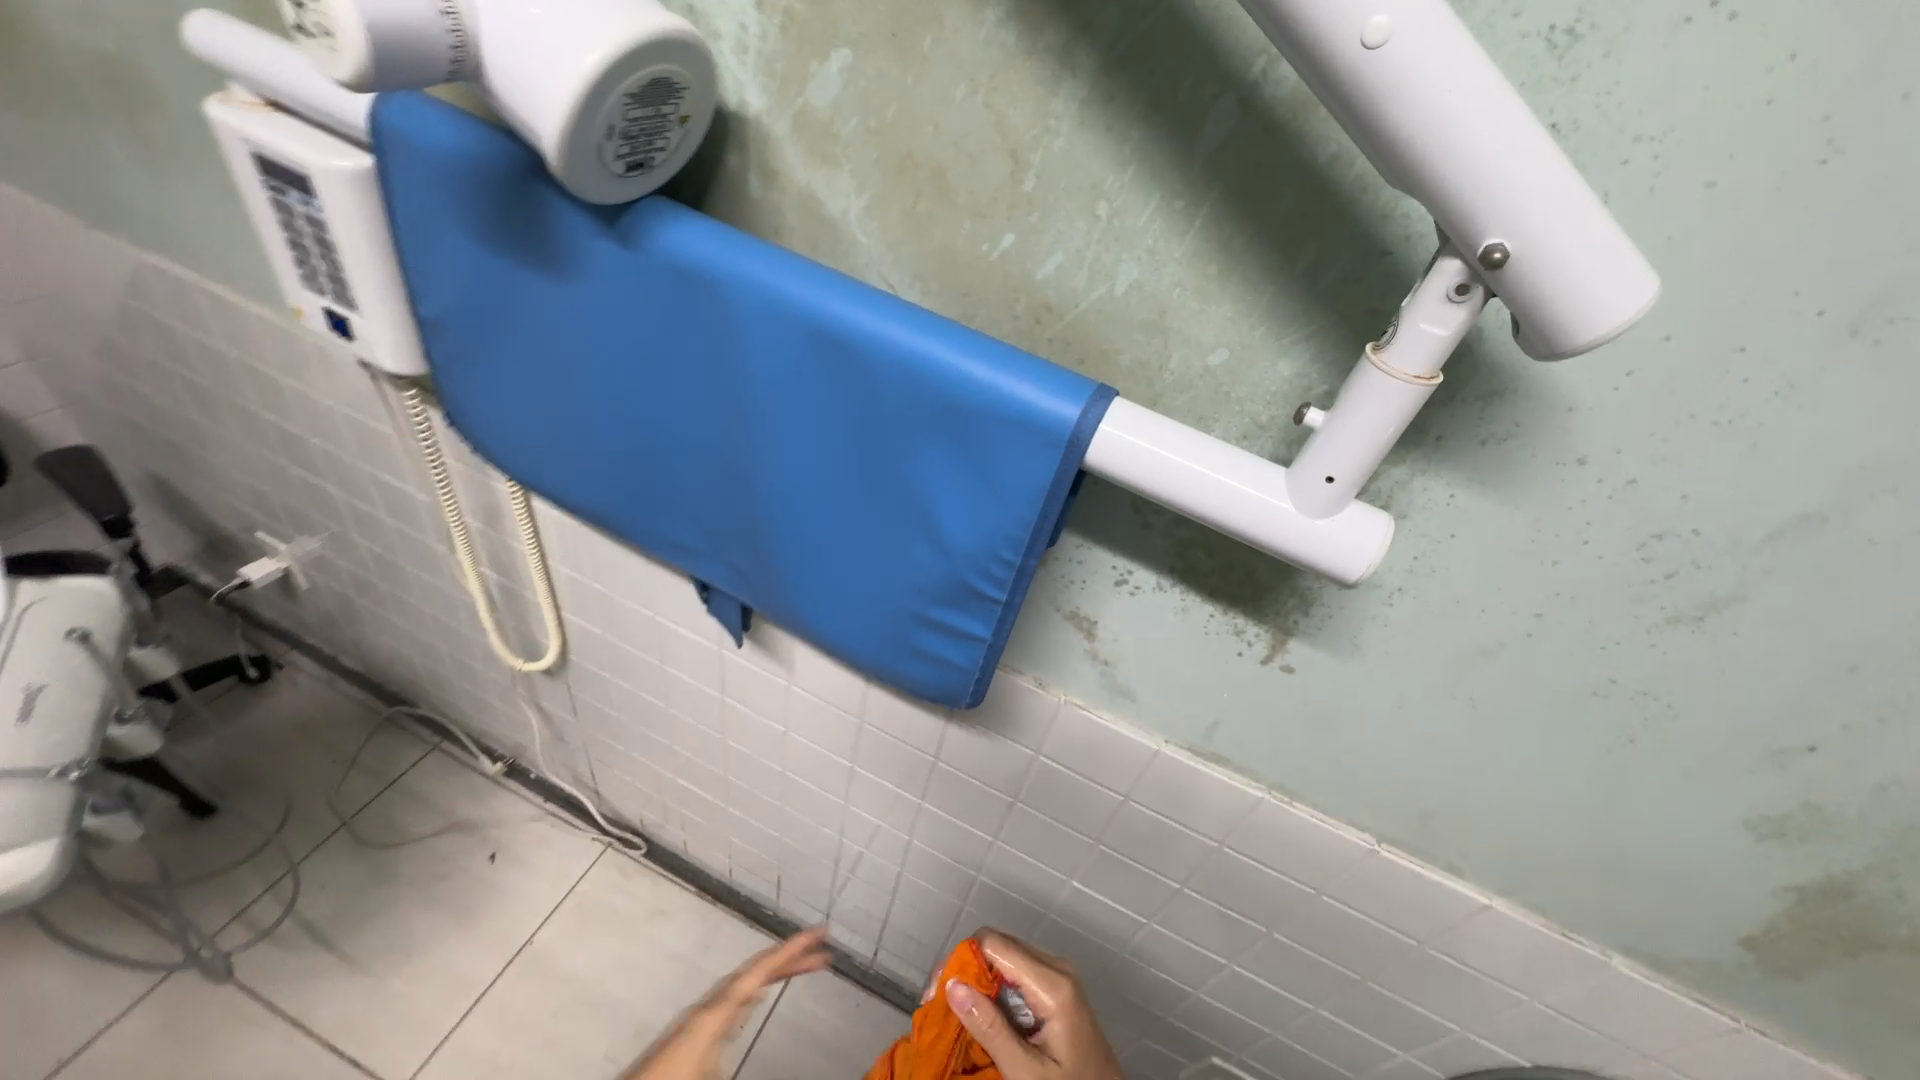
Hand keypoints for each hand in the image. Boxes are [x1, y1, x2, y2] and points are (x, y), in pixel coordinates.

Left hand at [625, 927, 832, 1079]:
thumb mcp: (715, 1076)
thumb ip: (750, 1066)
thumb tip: (800, 1068)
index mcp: (714, 1015)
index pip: (759, 971)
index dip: (790, 950)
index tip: (817, 932)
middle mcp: (706, 1010)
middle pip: (753, 972)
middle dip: (789, 959)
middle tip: (823, 952)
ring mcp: (697, 1022)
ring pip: (741, 984)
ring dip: (773, 973)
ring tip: (802, 968)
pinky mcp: (691, 1037)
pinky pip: (732, 1000)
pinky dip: (755, 989)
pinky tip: (757, 997)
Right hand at [945, 930, 1122, 1079]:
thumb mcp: (1027, 1073)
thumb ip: (990, 1028)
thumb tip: (953, 985)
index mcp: (1053, 984)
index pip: (993, 943)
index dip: (959, 961)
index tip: (937, 994)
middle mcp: (1056, 969)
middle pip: (997, 946)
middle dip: (964, 970)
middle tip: (940, 1006)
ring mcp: (1058, 977)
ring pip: (1004, 958)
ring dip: (976, 981)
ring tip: (956, 1014)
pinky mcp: (1056, 989)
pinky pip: (1016, 975)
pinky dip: (993, 990)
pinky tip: (980, 1017)